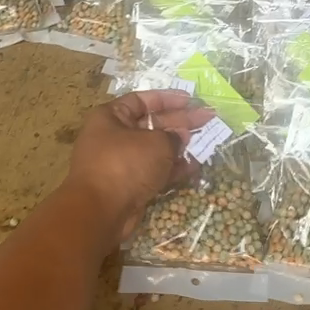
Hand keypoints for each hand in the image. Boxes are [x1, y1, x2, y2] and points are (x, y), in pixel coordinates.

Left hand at [60, 90, 215, 248]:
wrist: (101, 211)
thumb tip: (180, 138)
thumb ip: (173, 136)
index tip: (191, 100)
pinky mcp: (130, 185)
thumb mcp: (156, 142)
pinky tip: (195, 165)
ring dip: (179, 146)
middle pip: (152, 124)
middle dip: (180, 121)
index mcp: (111, 117)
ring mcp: (122, 163)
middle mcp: (114, 137)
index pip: (142, 100)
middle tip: (207, 119)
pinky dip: (173, 168)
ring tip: (206, 141)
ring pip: (155, 149)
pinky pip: (155, 171)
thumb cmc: (126, 164)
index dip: (168, 98)